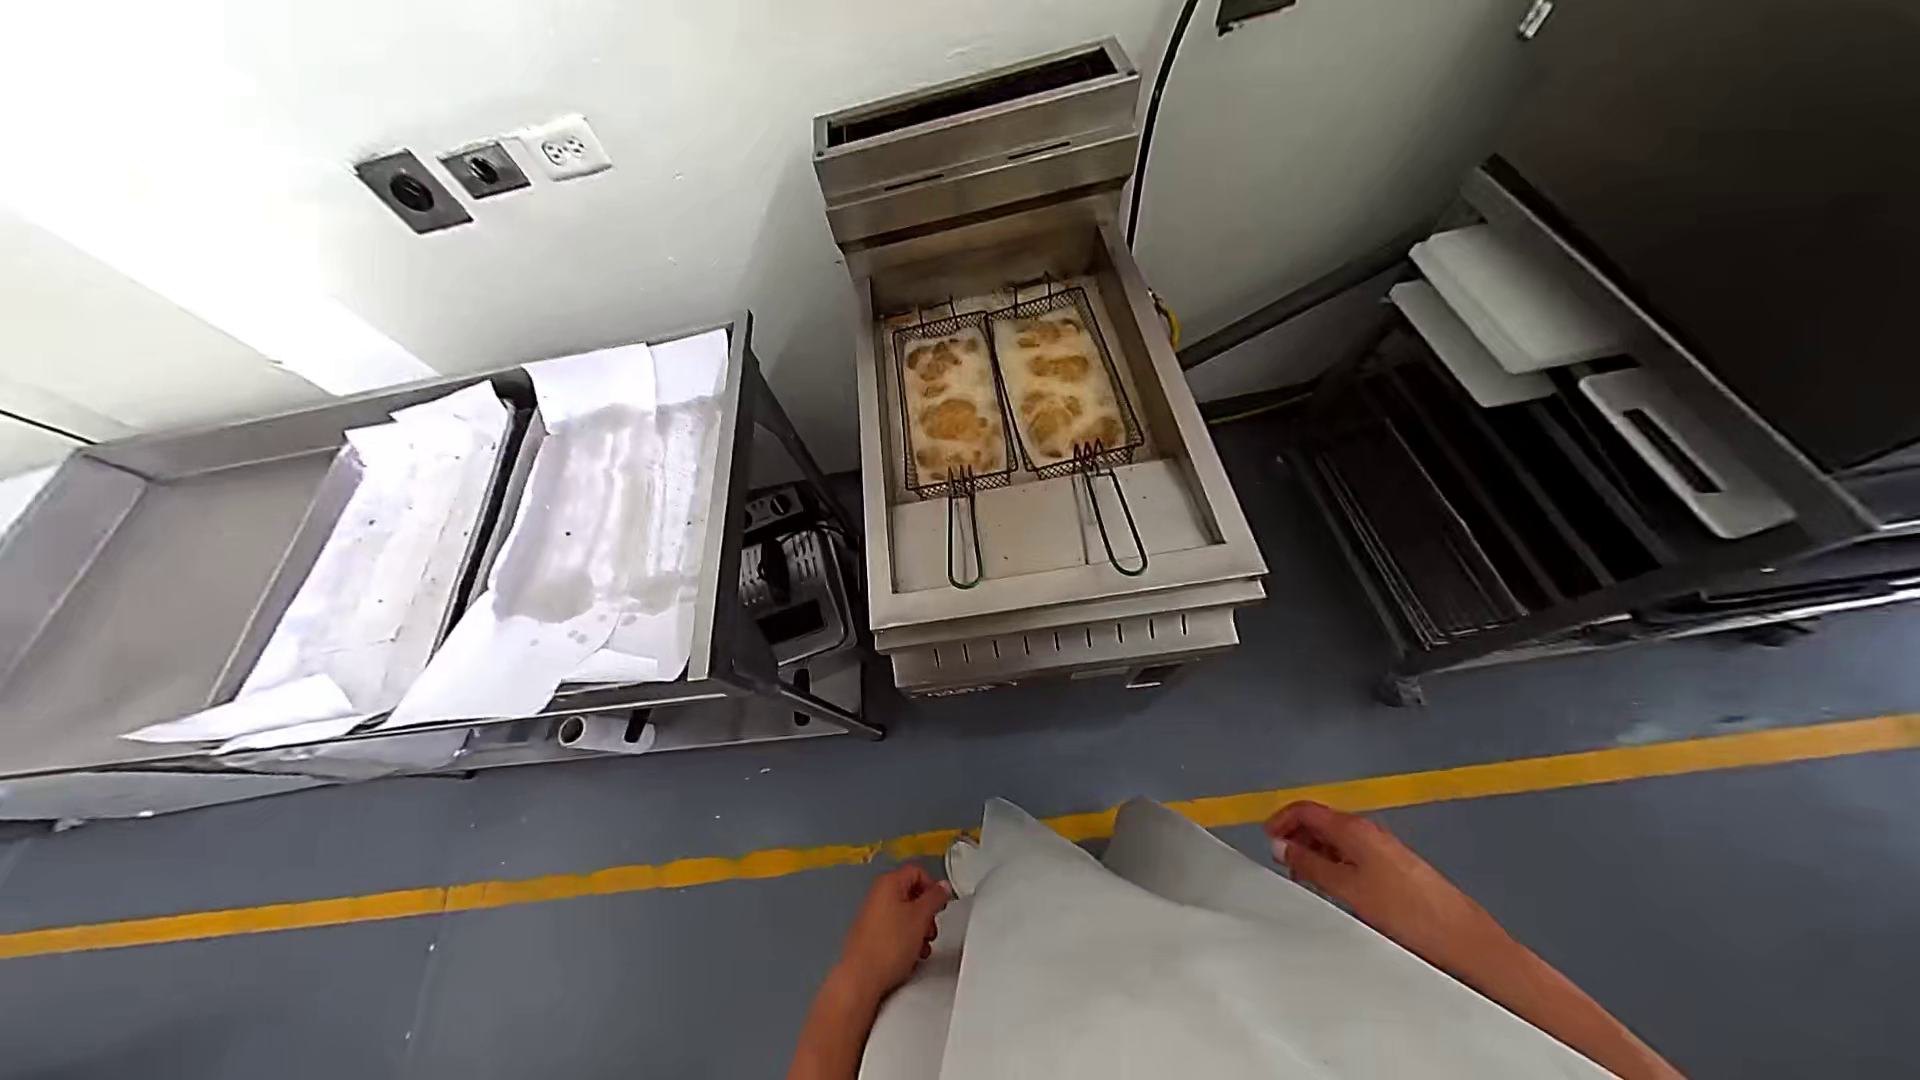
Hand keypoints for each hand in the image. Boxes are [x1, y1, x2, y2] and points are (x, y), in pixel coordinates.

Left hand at [831, 864, 951, 1003]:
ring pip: (905, 914)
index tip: (939, 906)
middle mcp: (878, 894)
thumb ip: (935, 897)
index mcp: (889, 882)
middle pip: (912, 894)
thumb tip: (943, 886)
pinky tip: (910, 956)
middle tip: (930, 930)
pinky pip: (894, 929)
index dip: (932, 888)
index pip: (918, 872)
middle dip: (926, 913)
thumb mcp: (921, 917)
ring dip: (918, 929)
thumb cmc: (890, 944)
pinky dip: (906, 939)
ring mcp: (872, 915)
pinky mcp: (870, 935)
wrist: (861, 979)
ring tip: (921, 947)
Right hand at [1265, 801, 1510, 974]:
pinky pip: (1353, 855)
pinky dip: (1334, 863)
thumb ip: (1309, 864)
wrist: (1463, 941)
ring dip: (1315, 852)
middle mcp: (1368, 831)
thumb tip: (1283, 847)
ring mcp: (1384, 849)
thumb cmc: (1405, 912)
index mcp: (1354, 828)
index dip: (1282, 819)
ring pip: (1336, 839)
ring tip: (1305, 877)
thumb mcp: (1345, 887)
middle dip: (1297, 836)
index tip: (1268, 837)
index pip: (1305, 809)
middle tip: (1283, 860)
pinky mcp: (1395, 868)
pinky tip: (1334, 886)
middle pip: (1321, 821)